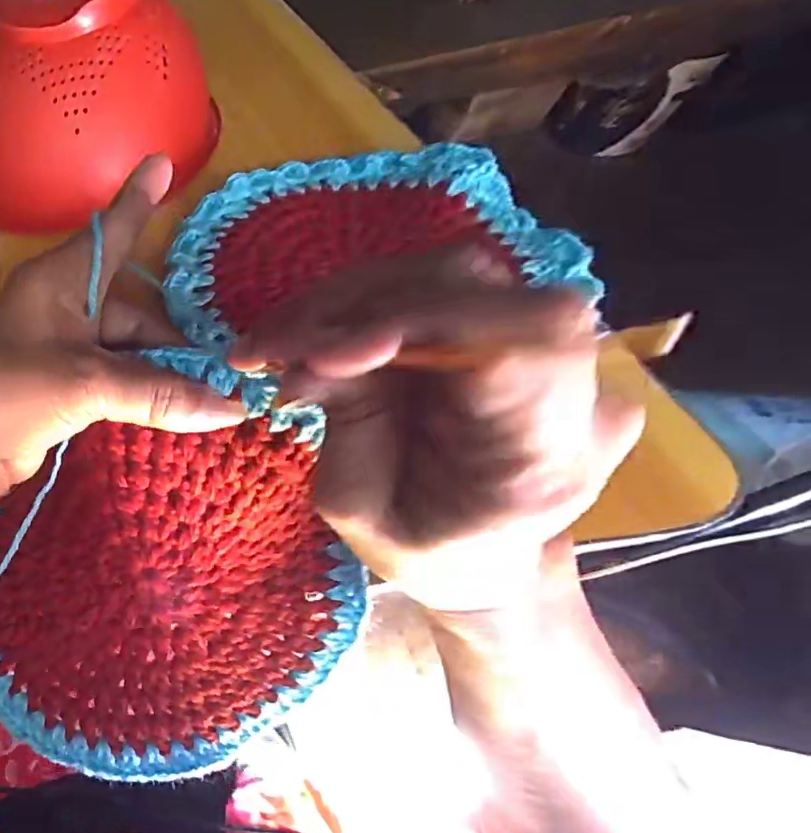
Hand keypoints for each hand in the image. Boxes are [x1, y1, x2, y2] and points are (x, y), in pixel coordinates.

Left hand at [0, 155, 245, 499]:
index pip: (110, 234)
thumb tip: (229, 408)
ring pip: (120, 346)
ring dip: (156, 371)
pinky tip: (169, 406)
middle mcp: (55, 304)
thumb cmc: (15, 396)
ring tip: (204, 395)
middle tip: (219, 373)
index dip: (139, 203)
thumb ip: (160, 392)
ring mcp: (53, 343)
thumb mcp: (90, 386)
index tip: (163, 162)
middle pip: (129, 310)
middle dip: (170, 343)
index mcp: (56, 281)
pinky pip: (106, 372)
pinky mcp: (53, 379)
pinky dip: (134, 387)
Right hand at [228, 245, 643, 613]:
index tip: (320, 357)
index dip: (419, 325)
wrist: (479, 556)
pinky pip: (424, 292)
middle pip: (474, 288)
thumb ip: (348, 428)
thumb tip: (306, 360)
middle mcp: (570, 381)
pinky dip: (347, 308)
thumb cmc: (419, 552)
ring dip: (337, 304)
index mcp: (544, 451)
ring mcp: (540, 347)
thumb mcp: (358, 509)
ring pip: (441, 276)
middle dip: (351, 310)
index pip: (522, 340)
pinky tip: (296, 341)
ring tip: (267, 346)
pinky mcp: (495, 331)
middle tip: (263, 350)